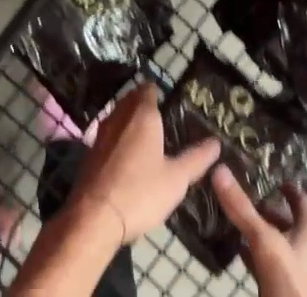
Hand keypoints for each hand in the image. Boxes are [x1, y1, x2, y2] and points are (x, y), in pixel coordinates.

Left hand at [72, 83, 221, 242]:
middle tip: (165, 122)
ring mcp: (101, 133)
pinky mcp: (90, 151)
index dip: (160, 93)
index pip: (149, 88)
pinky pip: (109, 135)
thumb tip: (216, 142)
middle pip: (132, 99)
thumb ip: (197, 158)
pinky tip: (129, 158)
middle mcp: (119, 116)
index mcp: (142, 115)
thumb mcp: (176, 179)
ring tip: (149, 140)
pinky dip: (119, 138)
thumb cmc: (140, 192)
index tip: (173, 104)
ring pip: (119, 116)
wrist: (94, 217)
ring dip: (131, 121)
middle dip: (145, 105)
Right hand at [211, 165, 306, 296]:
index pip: (301, 201)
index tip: (267, 175)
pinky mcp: (285, 287)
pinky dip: (255, 254)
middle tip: (241, 195)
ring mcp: (297, 271)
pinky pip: (269, 263)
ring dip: (259, 232)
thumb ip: (243, 209)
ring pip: (277, 243)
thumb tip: (220, 170)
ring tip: (235, 219)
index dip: (287, 187)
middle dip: (266, 209)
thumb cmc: (289, 281)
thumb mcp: (264, 241)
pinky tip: (238, 250)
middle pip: (287, 222)